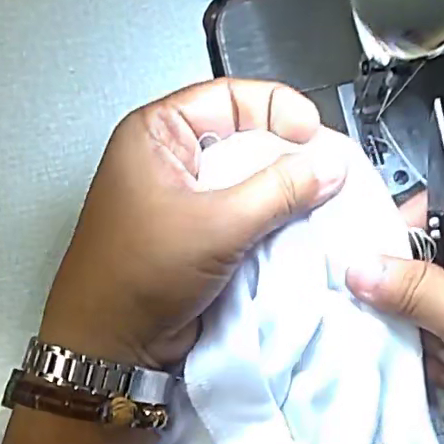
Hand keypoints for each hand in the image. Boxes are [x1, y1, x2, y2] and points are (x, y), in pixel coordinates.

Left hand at [41, 79, 345, 366]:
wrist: (114, 345)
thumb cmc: (137, 275)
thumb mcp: (215, 224)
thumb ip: (279, 191)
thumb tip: (330, 165)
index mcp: (157, 135)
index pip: (228, 97)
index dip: (276, 108)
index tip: (315, 132)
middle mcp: (175, 162)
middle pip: (247, 140)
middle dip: (290, 155)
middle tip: (328, 171)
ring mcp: (192, 202)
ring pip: (254, 183)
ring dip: (288, 194)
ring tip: (323, 202)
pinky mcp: (207, 237)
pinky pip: (252, 218)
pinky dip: (279, 224)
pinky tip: (304, 231)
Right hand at [345, 192, 443, 443]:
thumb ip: (417, 291)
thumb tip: (356, 266)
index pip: (443, 210)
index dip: (402, 234)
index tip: (362, 264)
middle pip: (429, 255)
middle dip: (409, 291)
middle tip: (391, 316)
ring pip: (426, 297)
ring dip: (420, 327)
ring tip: (436, 351)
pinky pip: (434, 330)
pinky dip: (433, 352)